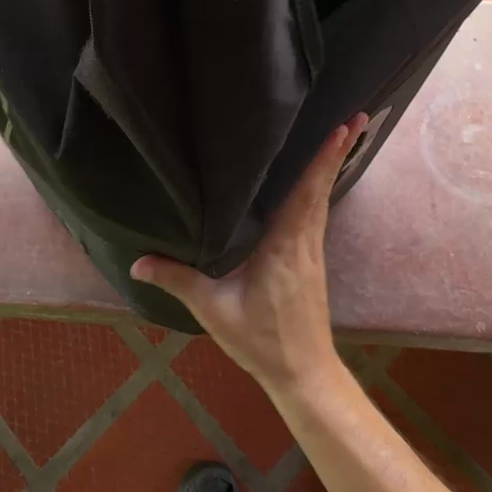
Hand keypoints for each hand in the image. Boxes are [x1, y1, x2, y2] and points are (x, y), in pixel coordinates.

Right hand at [132, 114, 369, 392]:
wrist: (304, 375)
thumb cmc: (260, 341)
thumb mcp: (213, 310)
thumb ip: (177, 280)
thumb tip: (136, 262)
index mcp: (284, 246)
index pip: (306, 193)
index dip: (323, 160)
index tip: (340, 128)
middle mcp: (305, 241)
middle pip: (322, 187)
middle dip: (338, 151)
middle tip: (355, 116)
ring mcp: (313, 250)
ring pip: (324, 199)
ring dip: (334, 165)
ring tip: (342, 135)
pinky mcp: (312, 260)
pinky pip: (319, 213)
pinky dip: (323, 186)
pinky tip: (319, 178)